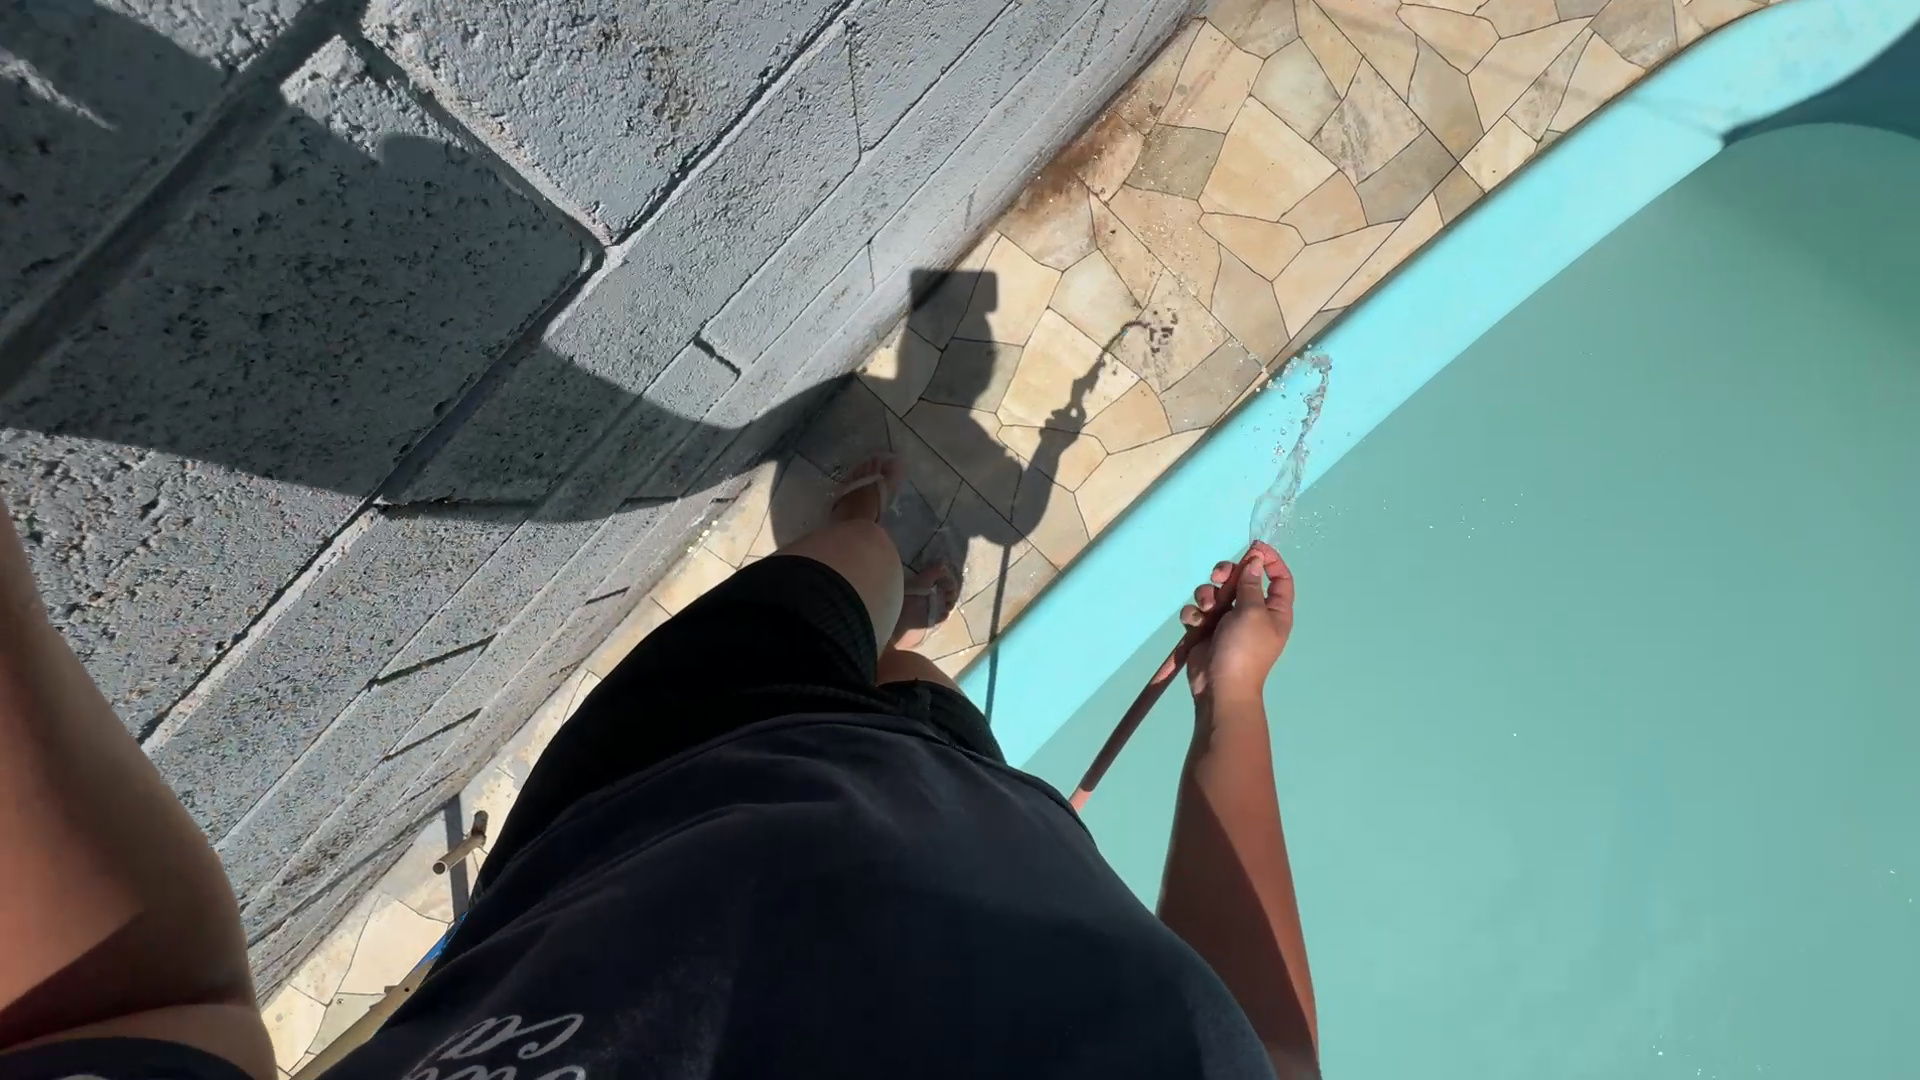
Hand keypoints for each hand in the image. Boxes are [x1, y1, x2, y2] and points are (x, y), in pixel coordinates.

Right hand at [1180, 541, 1294, 701]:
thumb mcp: (1252, 612)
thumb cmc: (1244, 649)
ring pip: (1214, 591)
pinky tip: (1195, 624)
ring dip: (1206, 595)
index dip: (1269, 560)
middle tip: (1219, 576)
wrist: (1220, 685)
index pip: (1279, 578)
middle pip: (1240, 579)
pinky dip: (1194, 614)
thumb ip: (1251, 584)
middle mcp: (1251, 611)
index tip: (1255, 547)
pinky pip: (1197, 610)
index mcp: (1274, 610)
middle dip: (1226, 573)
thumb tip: (1255, 560)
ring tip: (1206, 610)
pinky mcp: (1205, 629)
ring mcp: (1227, 620)